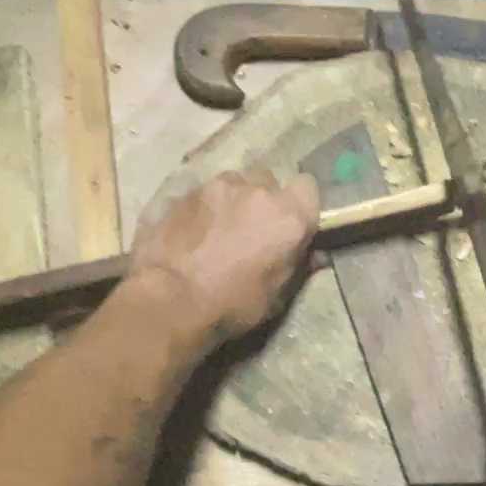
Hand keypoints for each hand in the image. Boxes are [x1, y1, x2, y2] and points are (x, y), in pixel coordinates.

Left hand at [125, 169, 320, 338]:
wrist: (172, 300)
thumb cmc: (234, 303)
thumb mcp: (278, 294)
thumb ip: (298, 264)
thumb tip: (314, 254)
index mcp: (287, 215)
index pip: (308, 188)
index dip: (301, 206)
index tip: (292, 226)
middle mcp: (255, 190)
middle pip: (268, 181)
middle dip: (265, 201)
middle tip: (254, 230)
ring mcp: (215, 186)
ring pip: (234, 183)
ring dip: (233, 201)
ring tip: (220, 230)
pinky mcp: (183, 192)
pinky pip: (203, 194)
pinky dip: (205, 209)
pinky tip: (195, 234)